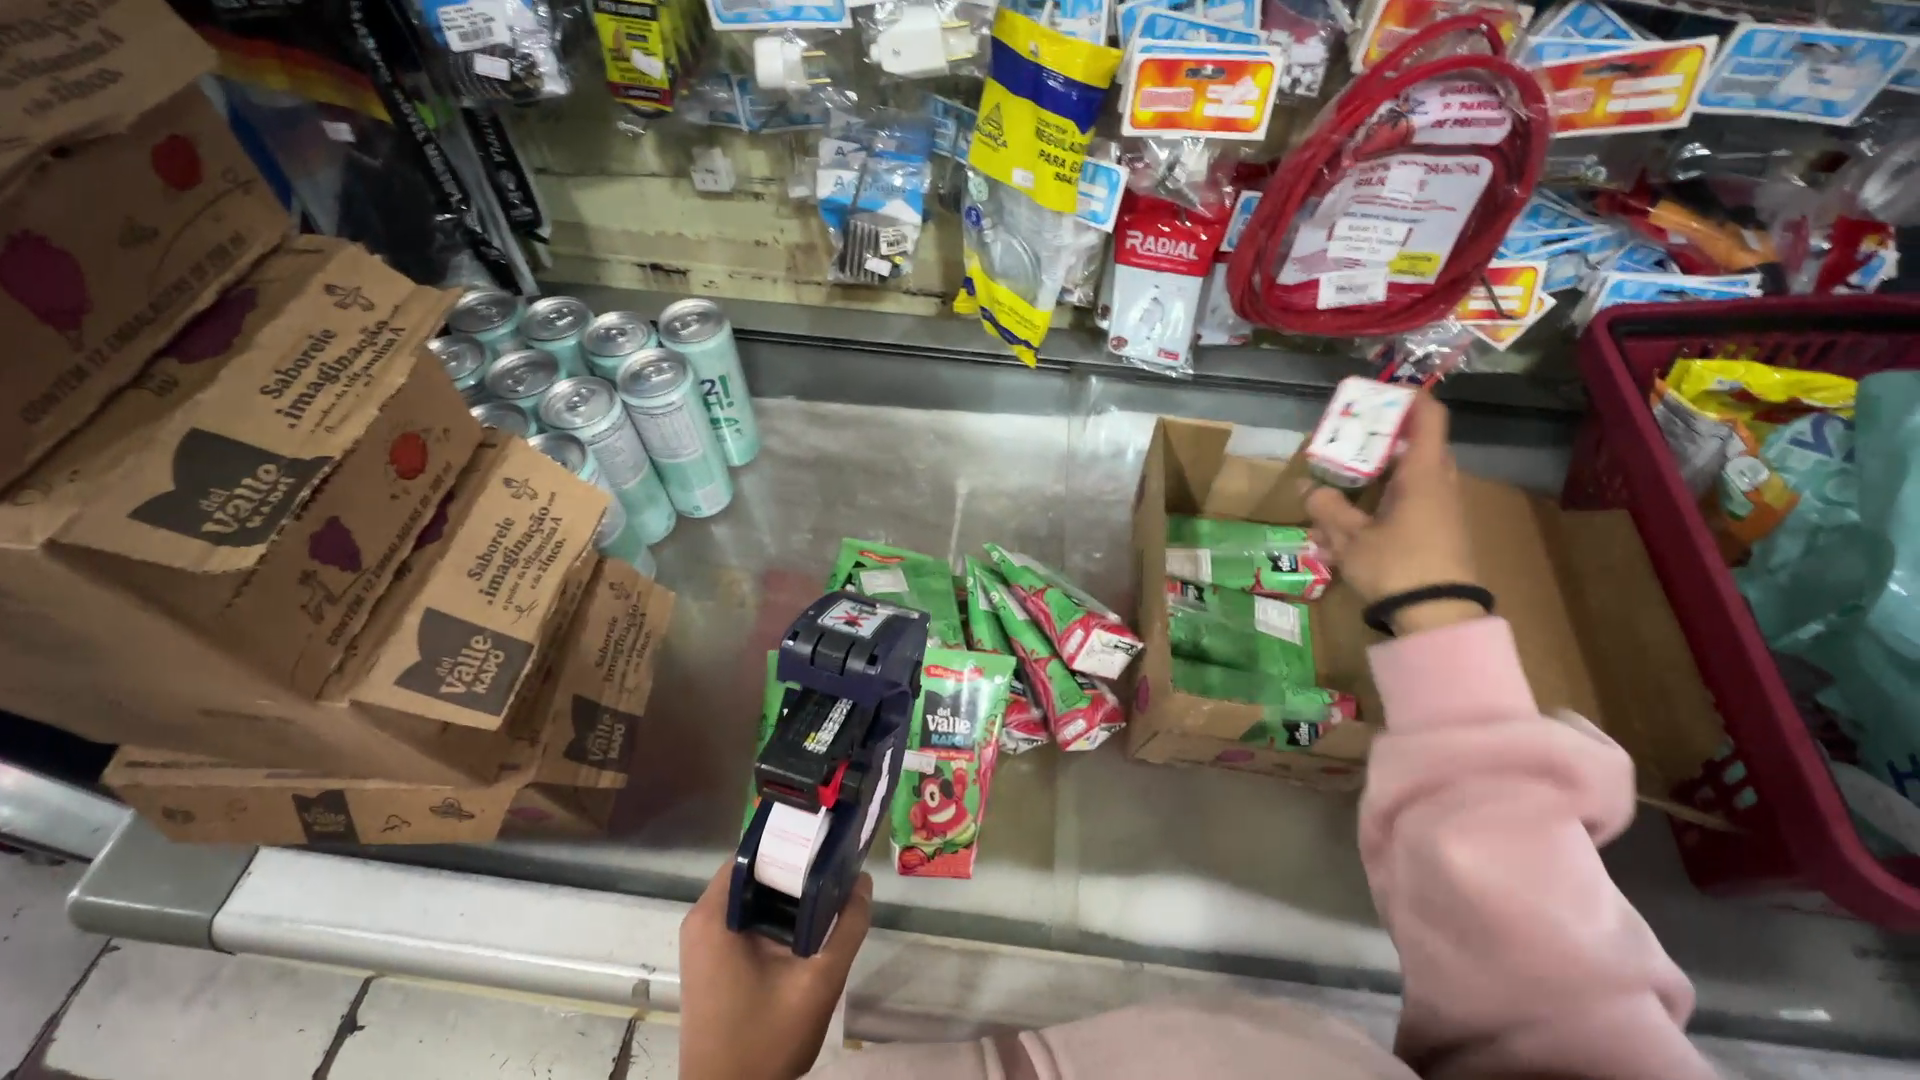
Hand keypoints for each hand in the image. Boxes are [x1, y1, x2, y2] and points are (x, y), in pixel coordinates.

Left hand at [680, 863, 871, 1079]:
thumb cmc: (766, 1041)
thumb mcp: (818, 982)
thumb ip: (846, 928)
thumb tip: (863, 882)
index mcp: (715, 915)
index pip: (753, 852)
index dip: (792, 842)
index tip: (829, 842)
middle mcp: (702, 920)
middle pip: (754, 873)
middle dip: (797, 869)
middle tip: (838, 870)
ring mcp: (704, 943)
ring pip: (753, 898)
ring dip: (789, 896)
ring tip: (831, 895)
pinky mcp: (712, 962)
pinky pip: (747, 921)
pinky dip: (776, 918)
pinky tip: (809, 930)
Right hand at [1305, 393, 1480, 635]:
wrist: (1439, 616)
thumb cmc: (1397, 566)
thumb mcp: (1350, 538)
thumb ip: (1328, 508)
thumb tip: (1309, 488)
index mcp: (1423, 473)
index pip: (1428, 417)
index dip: (1408, 397)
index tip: (1378, 393)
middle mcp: (1440, 483)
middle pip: (1419, 445)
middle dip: (1384, 438)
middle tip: (1350, 438)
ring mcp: (1444, 509)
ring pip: (1413, 475)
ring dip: (1382, 472)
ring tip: (1345, 480)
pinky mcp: (1441, 531)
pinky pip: (1413, 500)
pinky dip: (1386, 498)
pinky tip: (1356, 519)